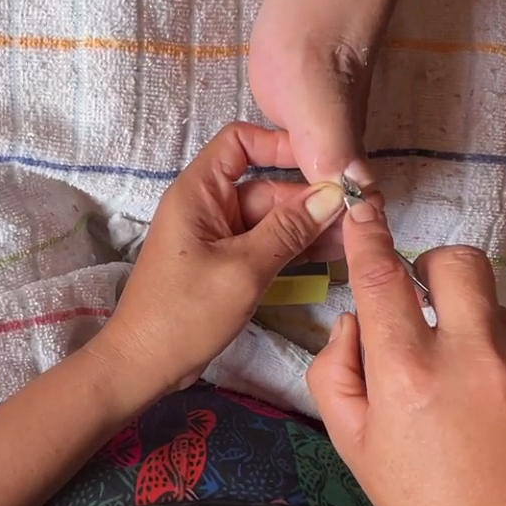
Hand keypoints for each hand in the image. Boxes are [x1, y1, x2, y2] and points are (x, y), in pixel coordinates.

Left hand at [89, 123, 348, 395]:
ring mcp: (216, 237)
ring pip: (269, 219)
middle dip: (310, 198)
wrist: (145, 364)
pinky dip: (291, 248)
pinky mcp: (224, 264)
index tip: (327, 162)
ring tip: (355, 236)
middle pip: (265, 185)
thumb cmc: (185, 313)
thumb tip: (334, 195)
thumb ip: (290, 229)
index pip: (241, 142)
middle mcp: (207, 206)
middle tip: (361, 213)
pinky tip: (331, 255)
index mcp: (198, 192)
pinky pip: (263, 245)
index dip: (282, 144)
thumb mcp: (243, 269)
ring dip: (308, 226)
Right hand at [305, 203, 505, 505]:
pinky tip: (500, 408)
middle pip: (457, 262)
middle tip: (424, 302)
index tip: (363, 206)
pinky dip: (501, 355)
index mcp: (406, 373)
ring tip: (465, 382)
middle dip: (433, 267)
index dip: (368, 238)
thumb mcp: (352, 446)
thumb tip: (355, 321)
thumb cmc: (423, 505)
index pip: (381, 280)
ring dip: (468, 321)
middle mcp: (469, 352)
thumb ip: (336, 372)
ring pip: (491, 303)